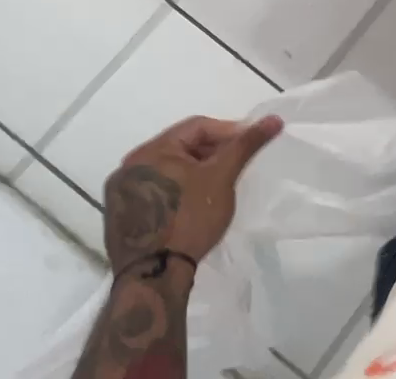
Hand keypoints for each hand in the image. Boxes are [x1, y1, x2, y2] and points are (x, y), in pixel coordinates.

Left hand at [102, 114, 283, 270]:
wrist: (154, 276)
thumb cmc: (190, 218)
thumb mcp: (223, 175)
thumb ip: (247, 143)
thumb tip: (274, 118)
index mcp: (149, 151)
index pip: (198, 127)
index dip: (230, 132)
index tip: (250, 147)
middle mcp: (128, 168)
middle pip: (182, 146)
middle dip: (213, 152)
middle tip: (236, 165)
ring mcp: (120, 194)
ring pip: (170, 169)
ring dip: (196, 170)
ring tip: (219, 185)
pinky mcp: (121, 216)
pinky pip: (157, 189)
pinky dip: (179, 189)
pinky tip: (195, 203)